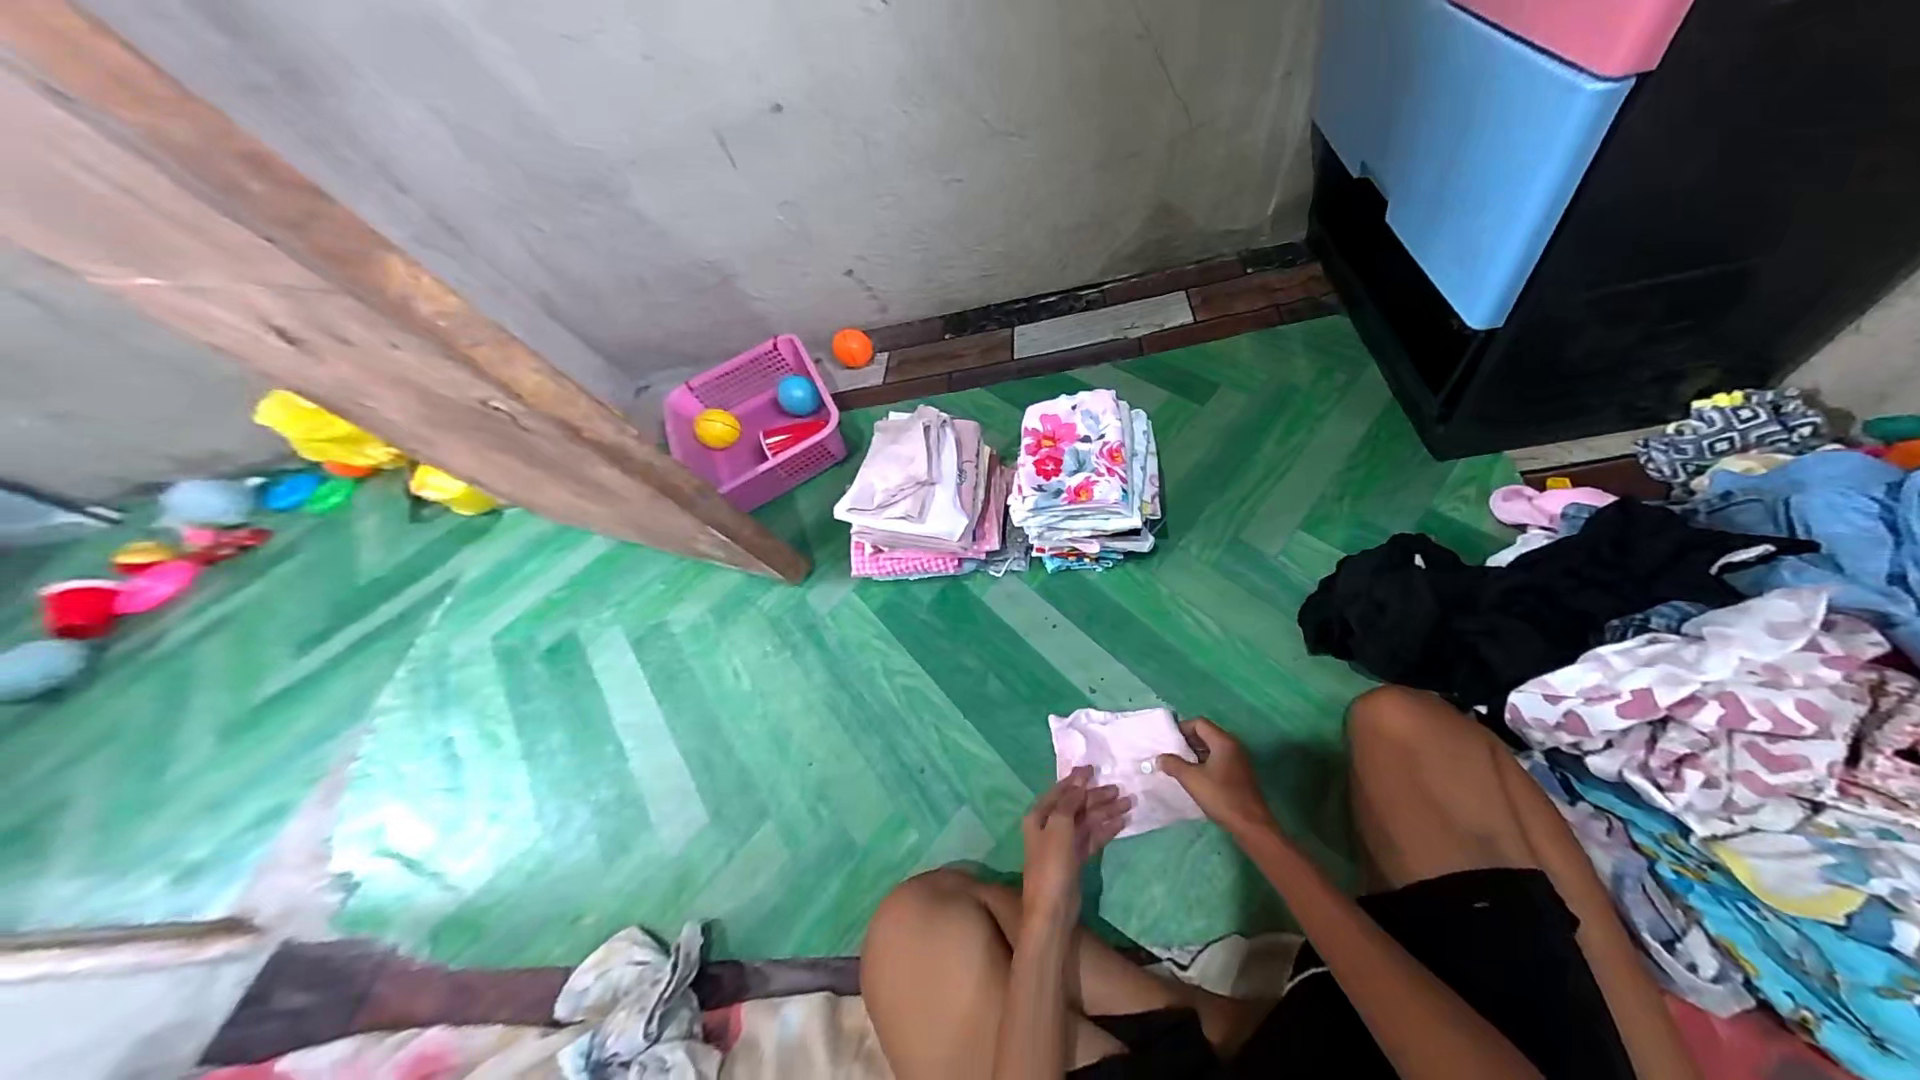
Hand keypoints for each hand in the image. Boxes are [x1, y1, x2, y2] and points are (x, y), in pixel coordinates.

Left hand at [1021, 767, 1129, 927]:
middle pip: (1075, 805)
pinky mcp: (1075, 858)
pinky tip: (1122, 822)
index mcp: (1039, 816)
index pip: (1059, 791)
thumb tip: (1079, 783)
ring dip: (1105, 811)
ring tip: (1128, 803)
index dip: (1076, 779)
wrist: (1052, 911)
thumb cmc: (1051, 865)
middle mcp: (1049, 826)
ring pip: (1086, 820)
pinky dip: (1105, 829)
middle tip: (1119, 789)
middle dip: (1096, 796)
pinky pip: (1091, 837)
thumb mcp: (1058, 828)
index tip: (1093, 768)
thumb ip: (1068, 803)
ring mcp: (1063, 843)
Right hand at [1156, 718, 1276, 835]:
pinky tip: (1195, 777)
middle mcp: (1233, 746)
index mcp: (1223, 742)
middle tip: (1171, 753)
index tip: (1168, 742)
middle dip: (1187, 741)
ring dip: (1195, 753)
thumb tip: (1160, 758)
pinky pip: (1219, 759)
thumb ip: (1173, 764)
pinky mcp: (1240, 774)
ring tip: (1179, 765)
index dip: (1182, 728)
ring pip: (1212, 748)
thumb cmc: (1221, 797)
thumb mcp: (1191, 779)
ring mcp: (1239, 760)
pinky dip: (1205, 763)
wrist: (1251, 825)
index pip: (1199, 723)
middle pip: (1206, 734)